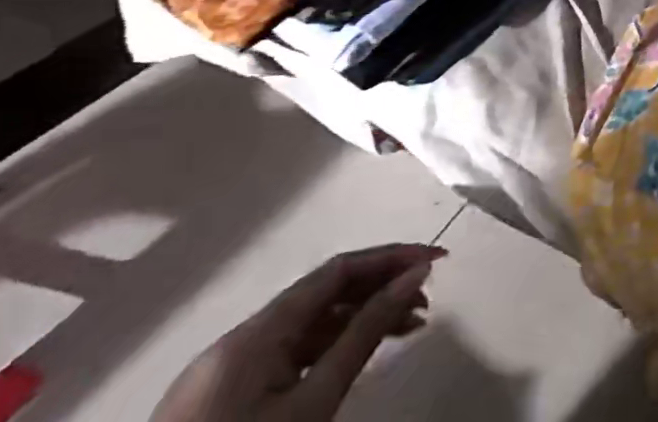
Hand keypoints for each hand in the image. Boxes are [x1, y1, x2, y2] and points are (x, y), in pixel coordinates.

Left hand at [150, 243, 445, 421]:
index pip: (337, 270)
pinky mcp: (220, 398)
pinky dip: (331, 346)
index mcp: (256, 332)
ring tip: (409, 330)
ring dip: (360, 318)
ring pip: (307, 325)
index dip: (390, 257)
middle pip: (322, 294)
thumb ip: (366, 332)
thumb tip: (414, 276)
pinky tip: (358, 356)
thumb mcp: (316, 401)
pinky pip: (288, 353)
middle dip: (380, 288)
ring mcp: (224, 370)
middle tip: (428, 301)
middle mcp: (237, 340)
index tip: (437, 260)